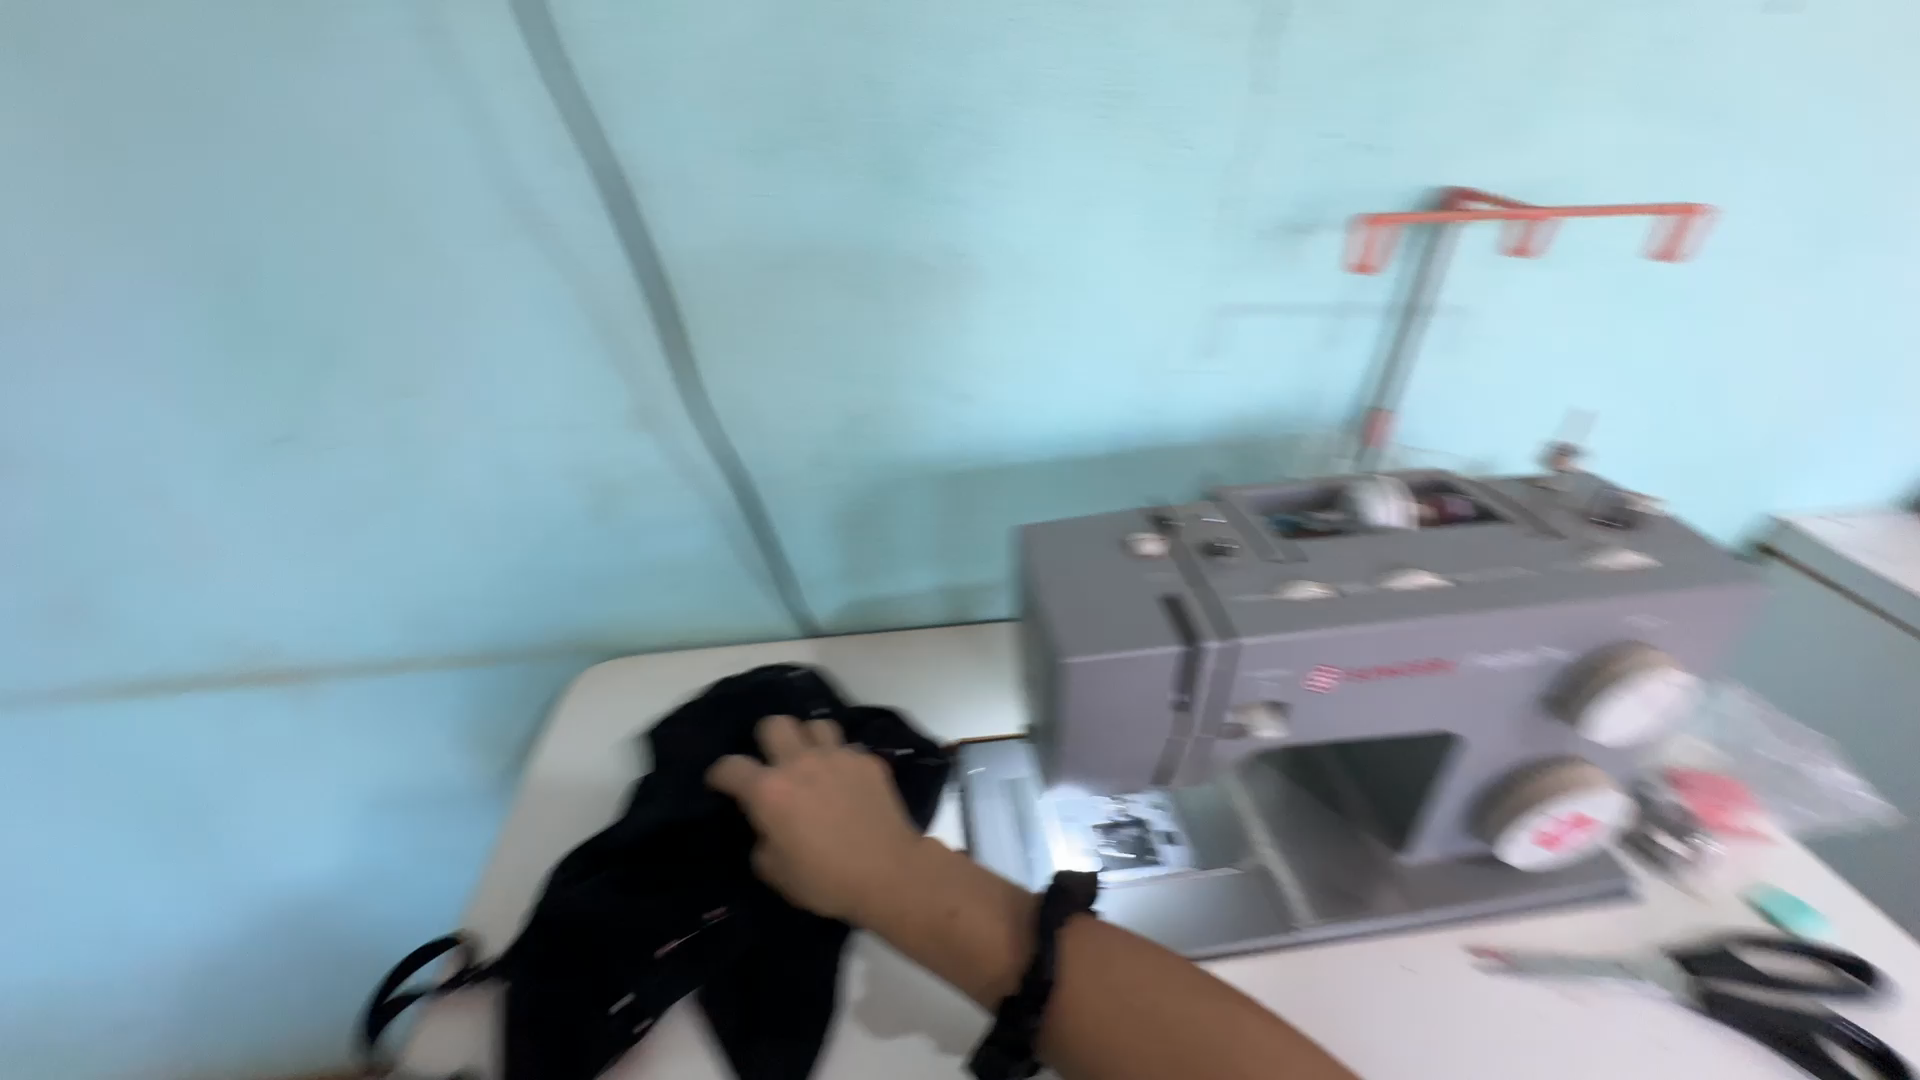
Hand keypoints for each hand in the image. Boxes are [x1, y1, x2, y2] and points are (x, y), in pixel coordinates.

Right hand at [706, 714, 926, 923]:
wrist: (889, 872)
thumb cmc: (826, 880)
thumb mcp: (775, 872)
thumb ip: (762, 840)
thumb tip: (767, 826)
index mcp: (770, 791)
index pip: (731, 767)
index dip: (720, 773)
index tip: (721, 781)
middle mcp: (802, 762)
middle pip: (775, 724)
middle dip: (766, 738)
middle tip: (771, 760)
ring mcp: (839, 756)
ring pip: (816, 725)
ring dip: (809, 740)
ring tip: (812, 760)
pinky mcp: (868, 760)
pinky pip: (848, 747)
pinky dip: (841, 760)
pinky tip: (845, 779)